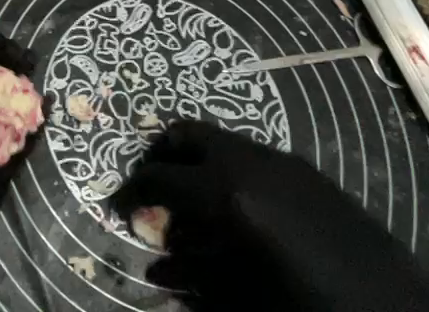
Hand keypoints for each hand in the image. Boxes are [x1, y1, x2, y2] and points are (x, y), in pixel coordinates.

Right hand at [111, 121, 428, 311]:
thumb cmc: (310, 307)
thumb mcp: (240, 297)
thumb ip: (194, 273)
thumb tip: (159, 260)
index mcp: (229, 193)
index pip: (160, 178)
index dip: (131, 190)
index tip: (118, 207)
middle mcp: (252, 162)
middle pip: (186, 134)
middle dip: (160, 158)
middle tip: (149, 191)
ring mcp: (284, 161)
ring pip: (220, 141)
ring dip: (195, 165)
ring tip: (190, 210)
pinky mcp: (308, 172)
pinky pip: (251, 157)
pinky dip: (228, 173)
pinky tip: (235, 215)